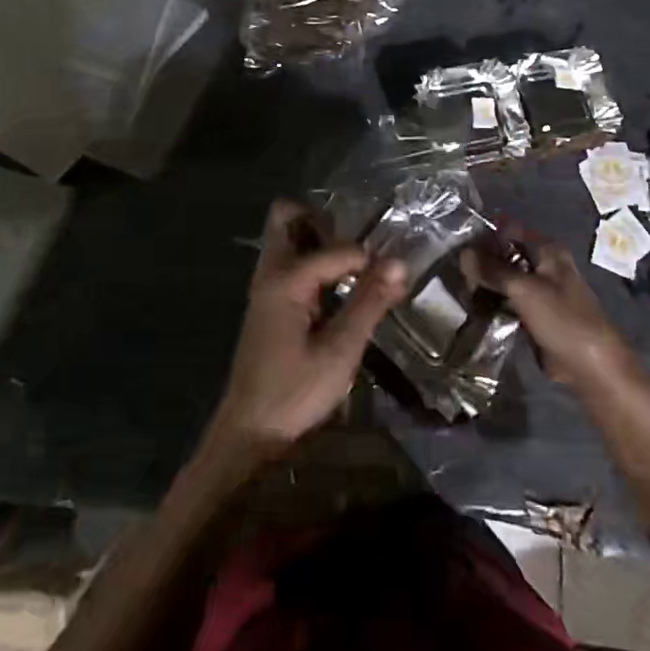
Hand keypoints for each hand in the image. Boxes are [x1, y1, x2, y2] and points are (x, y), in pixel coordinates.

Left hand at [210, 200, 406, 457]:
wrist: (250, 432)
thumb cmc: (295, 392)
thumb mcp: (341, 349)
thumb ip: (370, 302)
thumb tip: (400, 263)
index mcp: (285, 281)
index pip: (337, 249)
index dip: (369, 261)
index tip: (394, 279)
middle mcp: (270, 274)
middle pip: (286, 218)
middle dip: (325, 221)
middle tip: (360, 249)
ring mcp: (265, 288)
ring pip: (286, 239)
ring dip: (319, 240)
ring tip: (357, 267)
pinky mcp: (268, 305)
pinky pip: (290, 263)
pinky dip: (314, 262)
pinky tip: (341, 289)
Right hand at [468, 233, 636, 391]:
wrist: (589, 364)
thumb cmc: (562, 319)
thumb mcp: (525, 290)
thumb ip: (493, 270)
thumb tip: (463, 253)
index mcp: (547, 250)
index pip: (511, 230)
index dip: (486, 234)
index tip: (459, 245)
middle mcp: (543, 265)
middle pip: (506, 255)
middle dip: (482, 262)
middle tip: (457, 274)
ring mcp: (538, 291)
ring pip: (504, 280)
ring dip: (485, 284)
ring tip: (462, 291)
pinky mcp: (533, 314)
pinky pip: (507, 301)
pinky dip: (492, 303)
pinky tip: (474, 307)